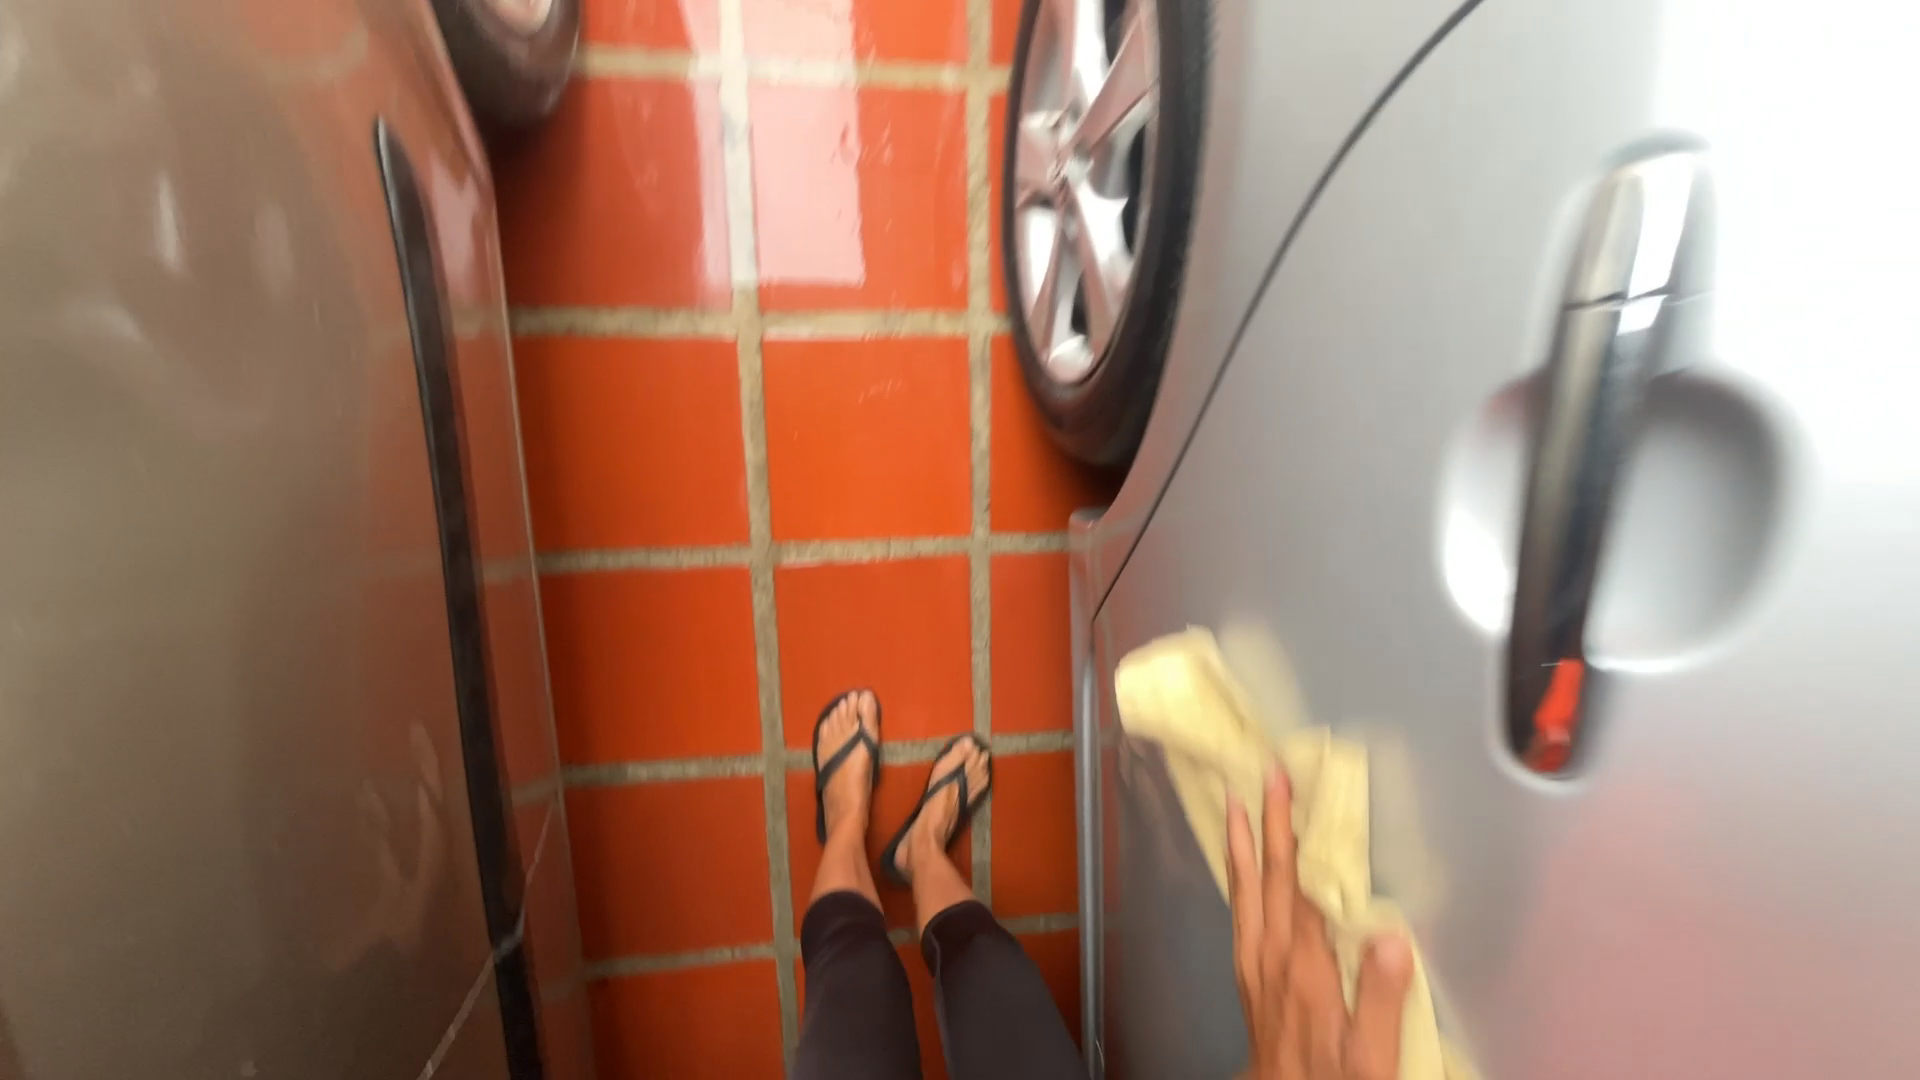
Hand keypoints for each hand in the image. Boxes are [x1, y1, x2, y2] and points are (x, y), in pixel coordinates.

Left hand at [1227, 769, 1413, 1079]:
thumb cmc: (1333, 1078)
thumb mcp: (1372, 1057)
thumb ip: (1381, 997)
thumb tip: (1391, 935)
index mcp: (1306, 963)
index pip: (1303, 885)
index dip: (1303, 838)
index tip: (1301, 794)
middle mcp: (1271, 948)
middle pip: (1270, 872)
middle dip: (1270, 820)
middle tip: (1268, 773)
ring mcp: (1251, 953)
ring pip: (1244, 881)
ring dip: (1242, 836)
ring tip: (1235, 797)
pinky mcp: (1244, 964)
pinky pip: (1237, 903)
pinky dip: (1235, 870)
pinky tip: (1235, 856)